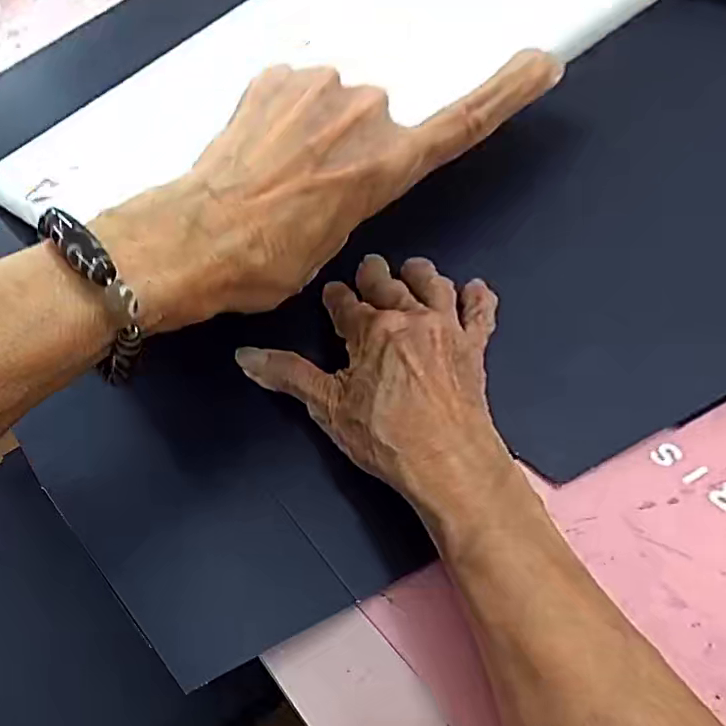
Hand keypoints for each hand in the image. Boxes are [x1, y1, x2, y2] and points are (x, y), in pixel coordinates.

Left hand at [95, 51, 560, 331]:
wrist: (189, 242)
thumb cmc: (255, 267)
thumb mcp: (316, 256)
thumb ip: (342, 209)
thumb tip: (333, 187)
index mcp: (382, 168)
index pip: (458, 124)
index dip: (501, 95)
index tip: (538, 64)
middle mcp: (365, 114)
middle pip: (367, 126)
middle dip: (338, 155)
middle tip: (291, 198)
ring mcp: (320, 88)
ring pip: (325, 109)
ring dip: (302, 137)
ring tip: (261, 184)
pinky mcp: (275, 80)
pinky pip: (286, 97)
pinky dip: (272, 123)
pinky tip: (245, 159)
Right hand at [234, 255, 518, 526]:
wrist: (446, 459)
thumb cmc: (382, 436)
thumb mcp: (325, 405)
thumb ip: (287, 374)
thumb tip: (245, 355)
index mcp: (373, 331)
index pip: (346, 306)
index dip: (336, 297)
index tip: (330, 291)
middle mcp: (412, 320)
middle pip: (390, 288)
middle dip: (375, 276)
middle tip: (369, 266)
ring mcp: (448, 331)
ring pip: (434, 288)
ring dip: (421, 275)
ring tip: (413, 266)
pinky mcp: (475, 349)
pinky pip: (479, 313)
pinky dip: (477, 297)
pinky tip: (473, 288)